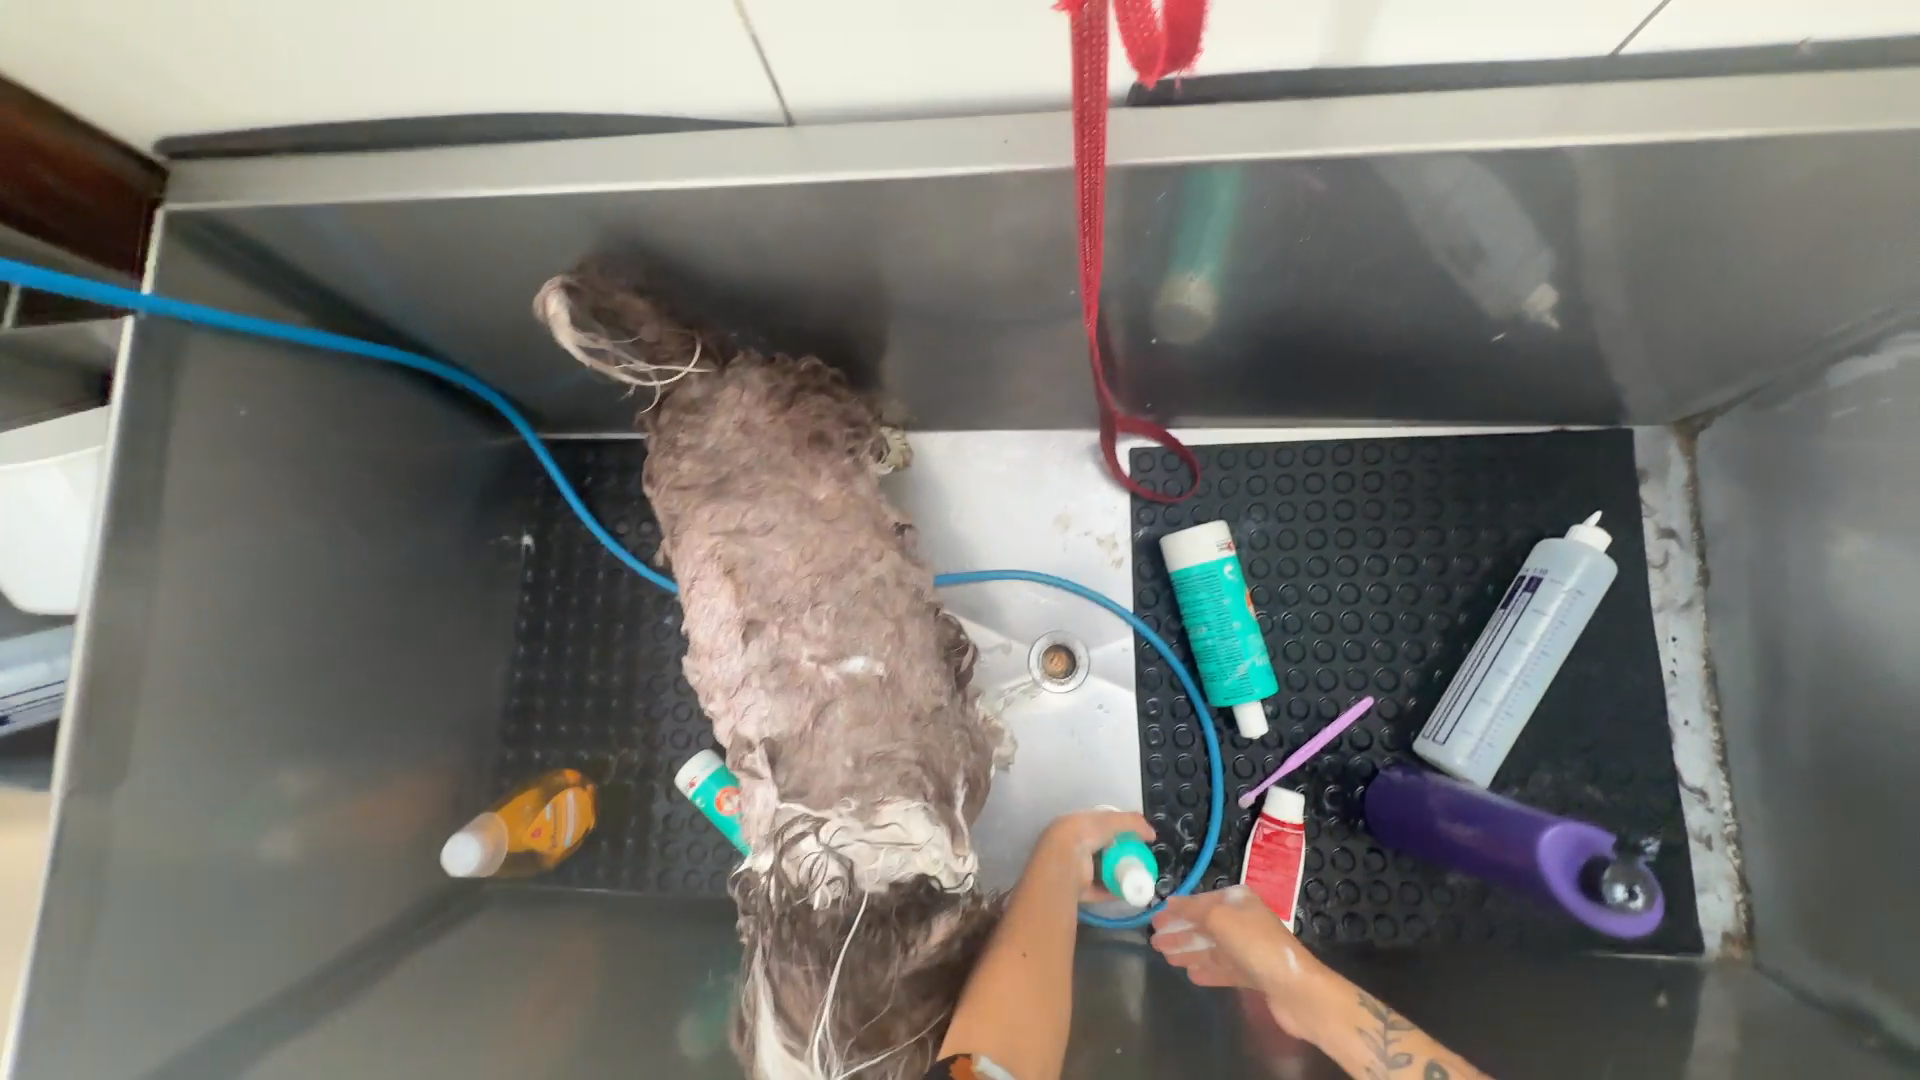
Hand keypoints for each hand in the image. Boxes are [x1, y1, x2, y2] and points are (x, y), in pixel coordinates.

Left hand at [1030, 808, 1155, 902]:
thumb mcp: (1112, 820)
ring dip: (1115, 874)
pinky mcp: (1078, 889)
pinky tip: (1128, 892)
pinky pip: (1099, 890)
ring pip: (1099, 871)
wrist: (1064, 859)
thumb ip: (1133, 822)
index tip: (1132, 838)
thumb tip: (1152, 834)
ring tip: (1135, 876)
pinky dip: (1113, 891)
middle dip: (1117, 854)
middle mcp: (1074, 845)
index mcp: (1077, 825)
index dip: (1116, 830)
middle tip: (1137, 859)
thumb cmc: (1086, 833)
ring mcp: (1074, 868)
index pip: (1098, 826)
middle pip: (1100, 850)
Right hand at [1150, 887, 1332, 1037]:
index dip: (1178, 909)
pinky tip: (1190, 974)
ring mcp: (1249, 949)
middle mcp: (1243, 921)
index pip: (1201, 901)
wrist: (1296, 988)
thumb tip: (1171, 904)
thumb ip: (1193, 911)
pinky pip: (1223, 968)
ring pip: (1211, 948)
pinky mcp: (1253, 974)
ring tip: (1166, 956)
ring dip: (1188, 951)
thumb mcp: (1219, 919)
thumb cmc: (1256, 945)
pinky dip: (1206, 969)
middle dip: (1179, 932)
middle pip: (1204, 925)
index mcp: (1238, 901)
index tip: (1155, 917)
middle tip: (1155, 940)